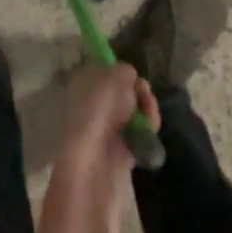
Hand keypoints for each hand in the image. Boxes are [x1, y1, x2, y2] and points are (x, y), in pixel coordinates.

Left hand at [57, 62, 159, 176]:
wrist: (93, 161)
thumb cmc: (100, 109)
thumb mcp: (115, 75)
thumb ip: (124, 71)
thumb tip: (128, 76)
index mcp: (81, 84)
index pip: (102, 72)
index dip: (119, 72)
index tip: (131, 75)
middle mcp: (90, 105)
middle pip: (122, 93)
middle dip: (138, 92)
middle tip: (144, 93)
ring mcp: (104, 129)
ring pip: (134, 114)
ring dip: (147, 110)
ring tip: (149, 114)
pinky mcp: (118, 150)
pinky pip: (139, 134)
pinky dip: (147, 130)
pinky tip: (150, 129)